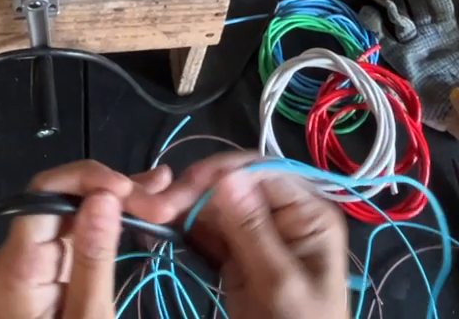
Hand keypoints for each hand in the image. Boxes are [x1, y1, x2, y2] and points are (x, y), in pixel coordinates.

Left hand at [0, 160, 175, 318]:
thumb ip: (93, 258)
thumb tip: (103, 195)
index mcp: (18, 264)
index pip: (44, 193)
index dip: (88, 179)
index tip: (131, 190)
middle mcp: (22, 253)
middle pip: (63, 197)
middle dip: (112, 188)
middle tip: (160, 197)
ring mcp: (39, 262)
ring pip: (77, 210)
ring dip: (119, 198)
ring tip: (161, 188)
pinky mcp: (56, 273)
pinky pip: (82, 232)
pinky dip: (113, 217)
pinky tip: (144, 203)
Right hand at [170, 155, 350, 318]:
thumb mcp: (281, 285)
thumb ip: (252, 230)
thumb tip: (225, 175)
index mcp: (306, 211)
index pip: (259, 172)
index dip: (220, 172)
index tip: (183, 185)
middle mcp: (282, 212)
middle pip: (233, 184)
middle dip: (195, 191)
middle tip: (157, 206)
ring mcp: (257, 233)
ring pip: (214, 204)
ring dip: (183, 206)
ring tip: (151, 214)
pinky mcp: (236, 254)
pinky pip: (207, 229)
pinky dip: (184, 227)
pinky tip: (160, 227)